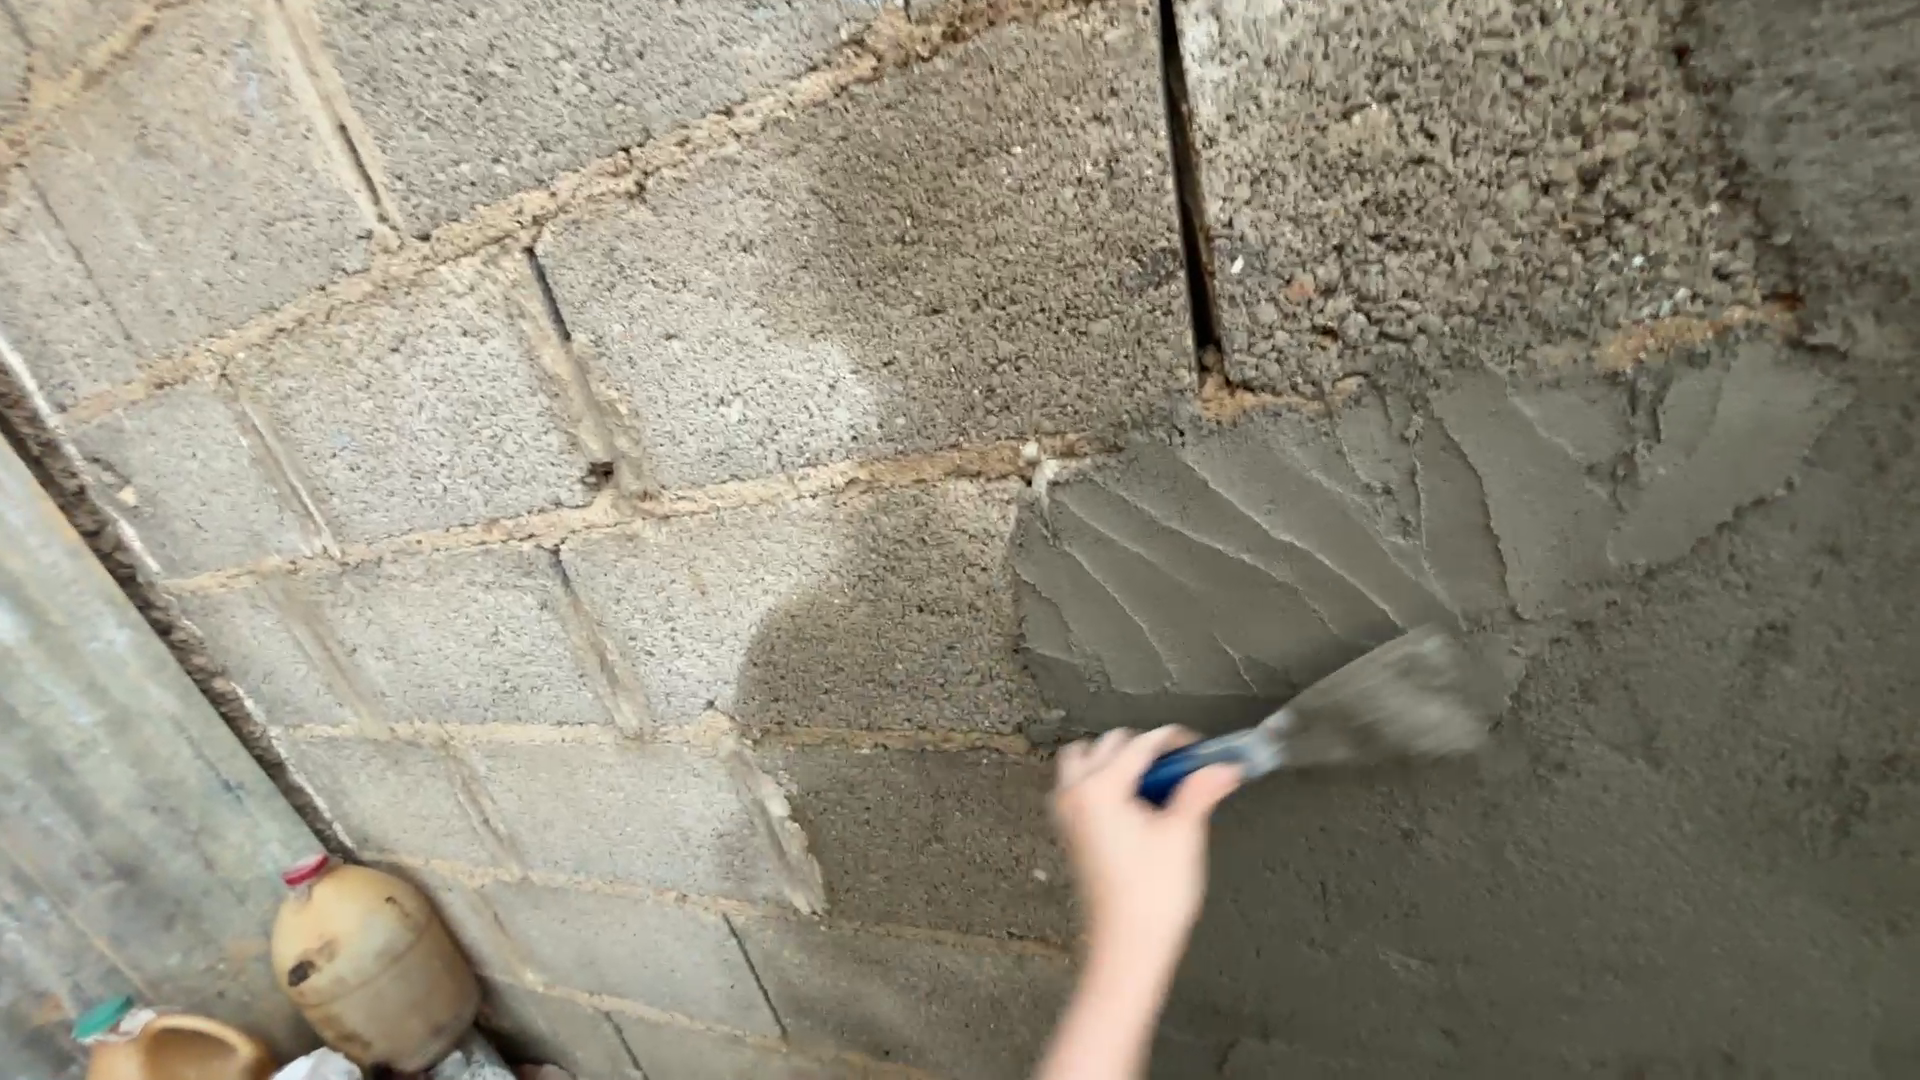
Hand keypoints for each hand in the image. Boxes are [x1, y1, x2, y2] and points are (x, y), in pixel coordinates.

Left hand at [1050, 726, 1240, 977]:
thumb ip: (1200, 791)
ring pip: (1083, 759)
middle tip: (1178, 767)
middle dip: (1143, 748)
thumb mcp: (1183, 835)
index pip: (1140, 744)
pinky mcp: (1068, 830)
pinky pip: (1076, 784)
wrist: (1126, 947)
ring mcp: (1066, 811)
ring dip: (1113, 759)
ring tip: (1151, 782)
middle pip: (1108, 744)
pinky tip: (1131, 803)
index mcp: (1100, 789)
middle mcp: (1075, 793)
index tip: (1198, 748)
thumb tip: (1222, 768)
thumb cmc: (1151, 898)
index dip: (1172, 740)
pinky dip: (1099, 779)